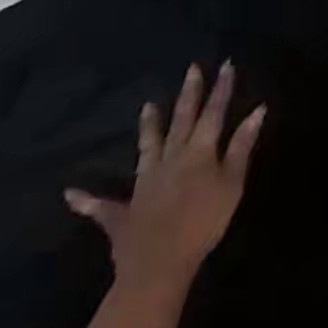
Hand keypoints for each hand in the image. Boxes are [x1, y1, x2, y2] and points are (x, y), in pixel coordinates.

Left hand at [65, 62, 265, 290]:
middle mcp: (169, 159)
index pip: (213, 113)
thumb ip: (241, 146)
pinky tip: (71, 194)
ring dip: (148, 126)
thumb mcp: (232, 182)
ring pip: (147, 147)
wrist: (158, 264)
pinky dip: (87, 200)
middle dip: (189, 94)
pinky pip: (102, 205)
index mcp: (197, 152)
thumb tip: (256, 110)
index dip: (221, 88)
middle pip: (181, 121)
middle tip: (192, 69)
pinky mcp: (123, 211)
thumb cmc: (204, 221)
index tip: (227, 64)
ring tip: (147, 106)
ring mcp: (144, 182)